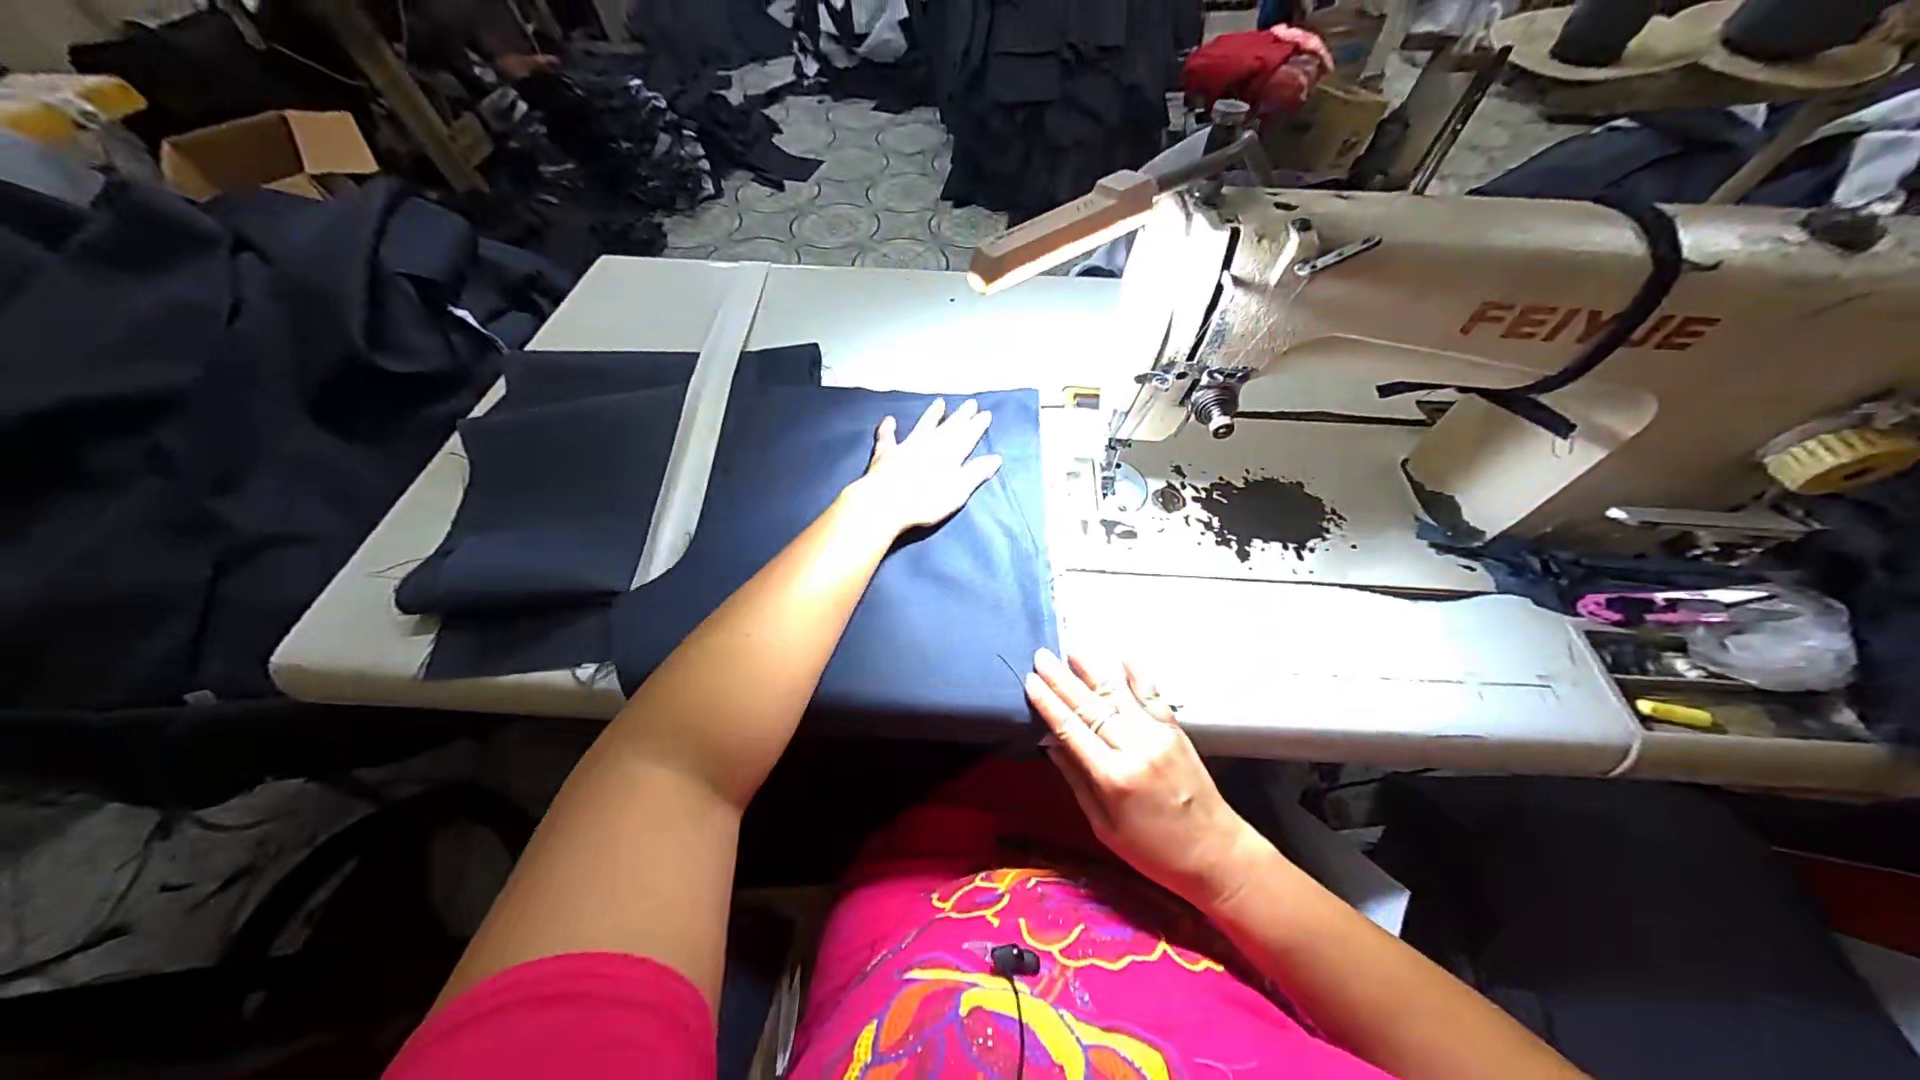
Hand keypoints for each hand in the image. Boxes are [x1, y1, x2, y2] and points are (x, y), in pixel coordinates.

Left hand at [843, 398, 1002, 534]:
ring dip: (931, 415)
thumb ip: (975, 473)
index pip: (967, 436)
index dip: (977, 425)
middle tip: (970, 402)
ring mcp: (906, 447)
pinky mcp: (885, 454)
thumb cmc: (925, 502)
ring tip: (939, 402)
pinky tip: (889, 419)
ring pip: (922, 426)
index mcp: (949, 454)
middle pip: (948, 427)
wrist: (885, 503)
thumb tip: (996, 458)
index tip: (985, 413)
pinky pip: (887, 437)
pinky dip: (888, 428)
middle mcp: (929, 445)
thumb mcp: (957, 491)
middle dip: (960, 416)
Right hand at [1026, 648, 1266, 909]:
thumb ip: (1077, 781)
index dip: (1048, 703)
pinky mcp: (1175, 731)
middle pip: (1091, 705)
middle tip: (1041, 656)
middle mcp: (1135, 748)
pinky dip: (1137, 675)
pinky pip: (1153, 696)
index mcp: (1113, 777)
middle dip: (1062, 679)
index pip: (1071, 729)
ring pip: (1119, 694)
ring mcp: (1158, 735)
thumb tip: (1051, 743)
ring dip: (1093, 669)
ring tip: (1072, 649)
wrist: (1215, 854)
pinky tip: (1122, 657)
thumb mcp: (1104, 826)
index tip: (1030, 681)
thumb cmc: (1153, 851)